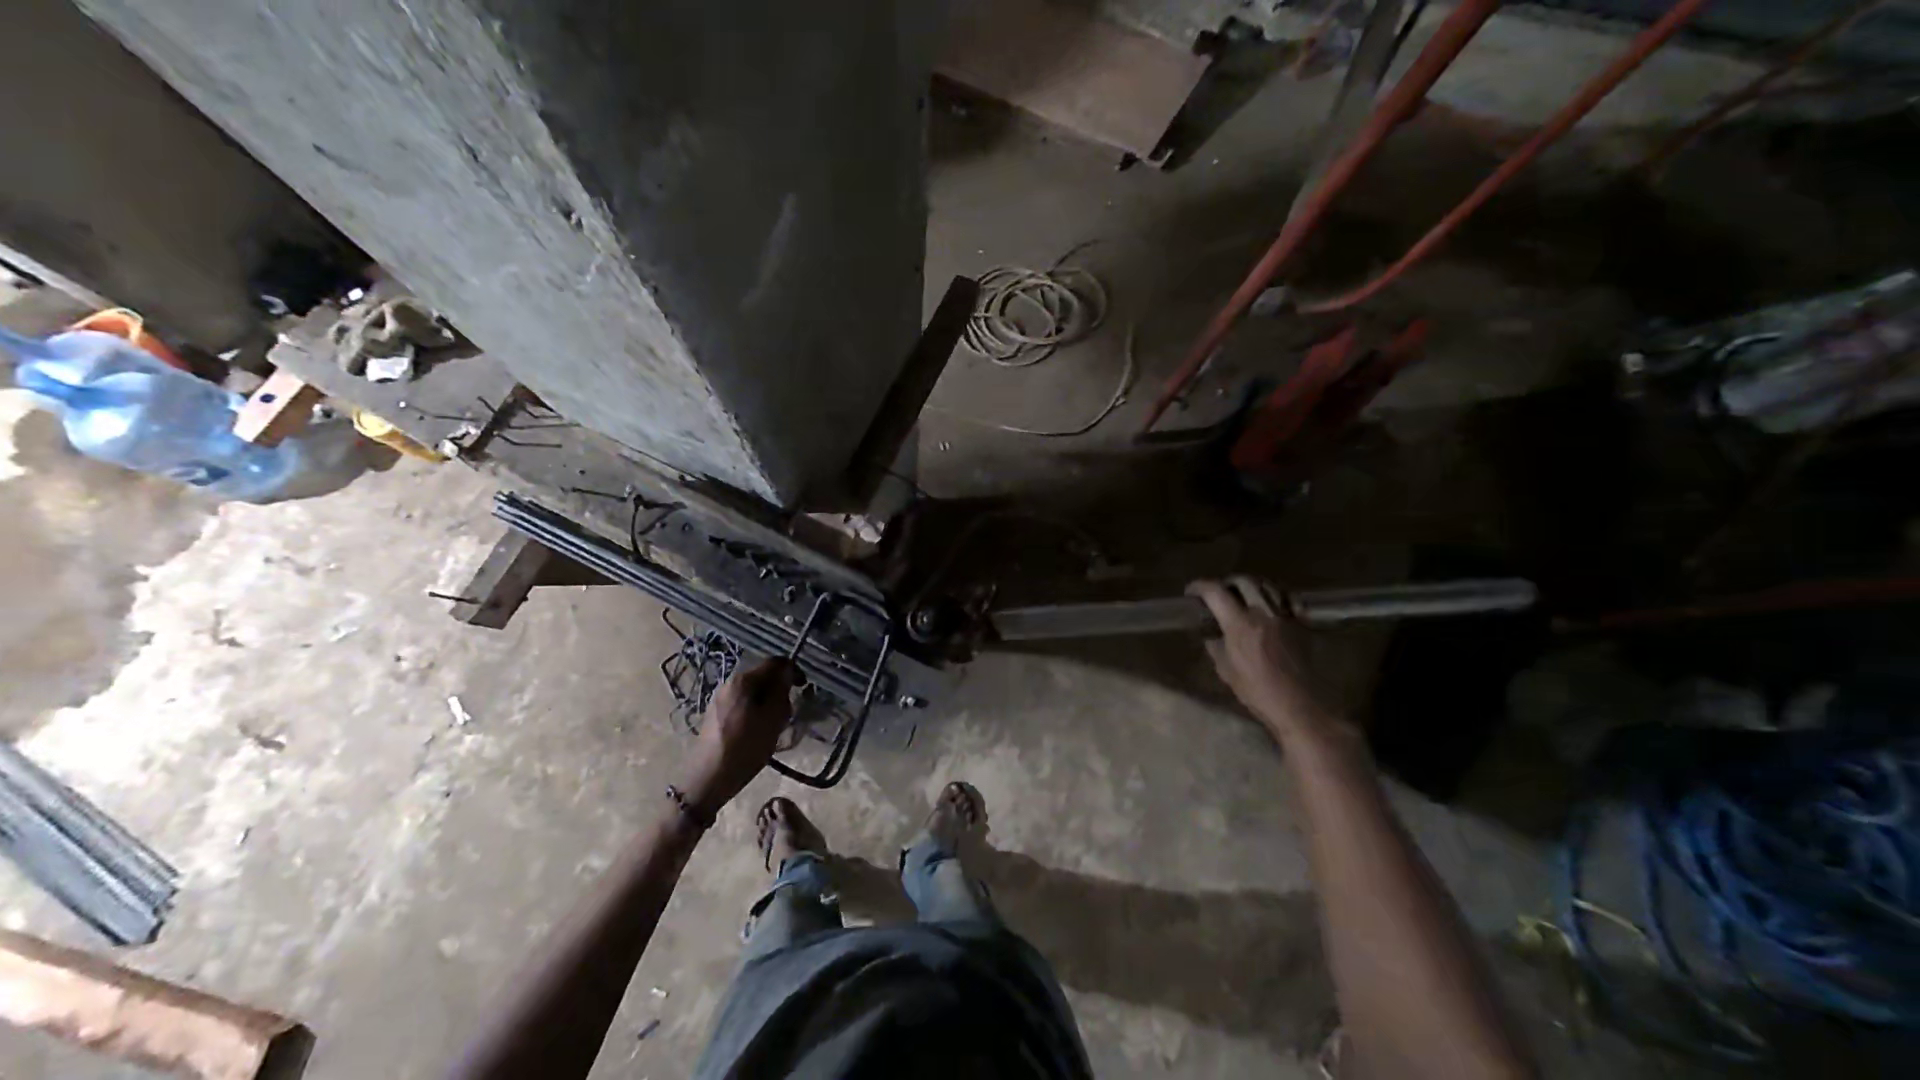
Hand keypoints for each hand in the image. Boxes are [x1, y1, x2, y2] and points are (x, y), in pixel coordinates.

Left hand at [678, 657, 794, 814]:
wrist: (708, 778)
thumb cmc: (745, 747)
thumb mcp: (772, 718)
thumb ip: (782, 690)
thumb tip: (788, 670)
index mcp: (743, 680)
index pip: (775, 662)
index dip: (793, 670)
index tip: (804, 688)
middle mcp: (729, 683)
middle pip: (764, 677)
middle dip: (780, 691)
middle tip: (787, 715)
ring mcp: (720, 699)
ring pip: (754, 692)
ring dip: (769, 704)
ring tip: (773, 728)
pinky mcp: (715, 715)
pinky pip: (743, 704)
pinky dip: (756, 712)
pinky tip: (757, 733)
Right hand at [1188, 577, 1329, 739]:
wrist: (1297, 704)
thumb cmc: (1256, 691)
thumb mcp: (1225, 669)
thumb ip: (1215, 645)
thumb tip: (1211, 632)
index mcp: (1240, 625)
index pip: (1215, 592)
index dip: (1199, 587)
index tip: (1191, 593)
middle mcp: (1263, 613)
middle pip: (1243, 581)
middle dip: (1226, 582)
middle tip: (1218, 592)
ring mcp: (1284, 616)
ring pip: (1267, 585)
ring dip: (1250, 585)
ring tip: (1243, 594)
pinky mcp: (1300, 623)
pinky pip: (1287, 598)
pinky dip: (1275, 594)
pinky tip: (1270, 602)